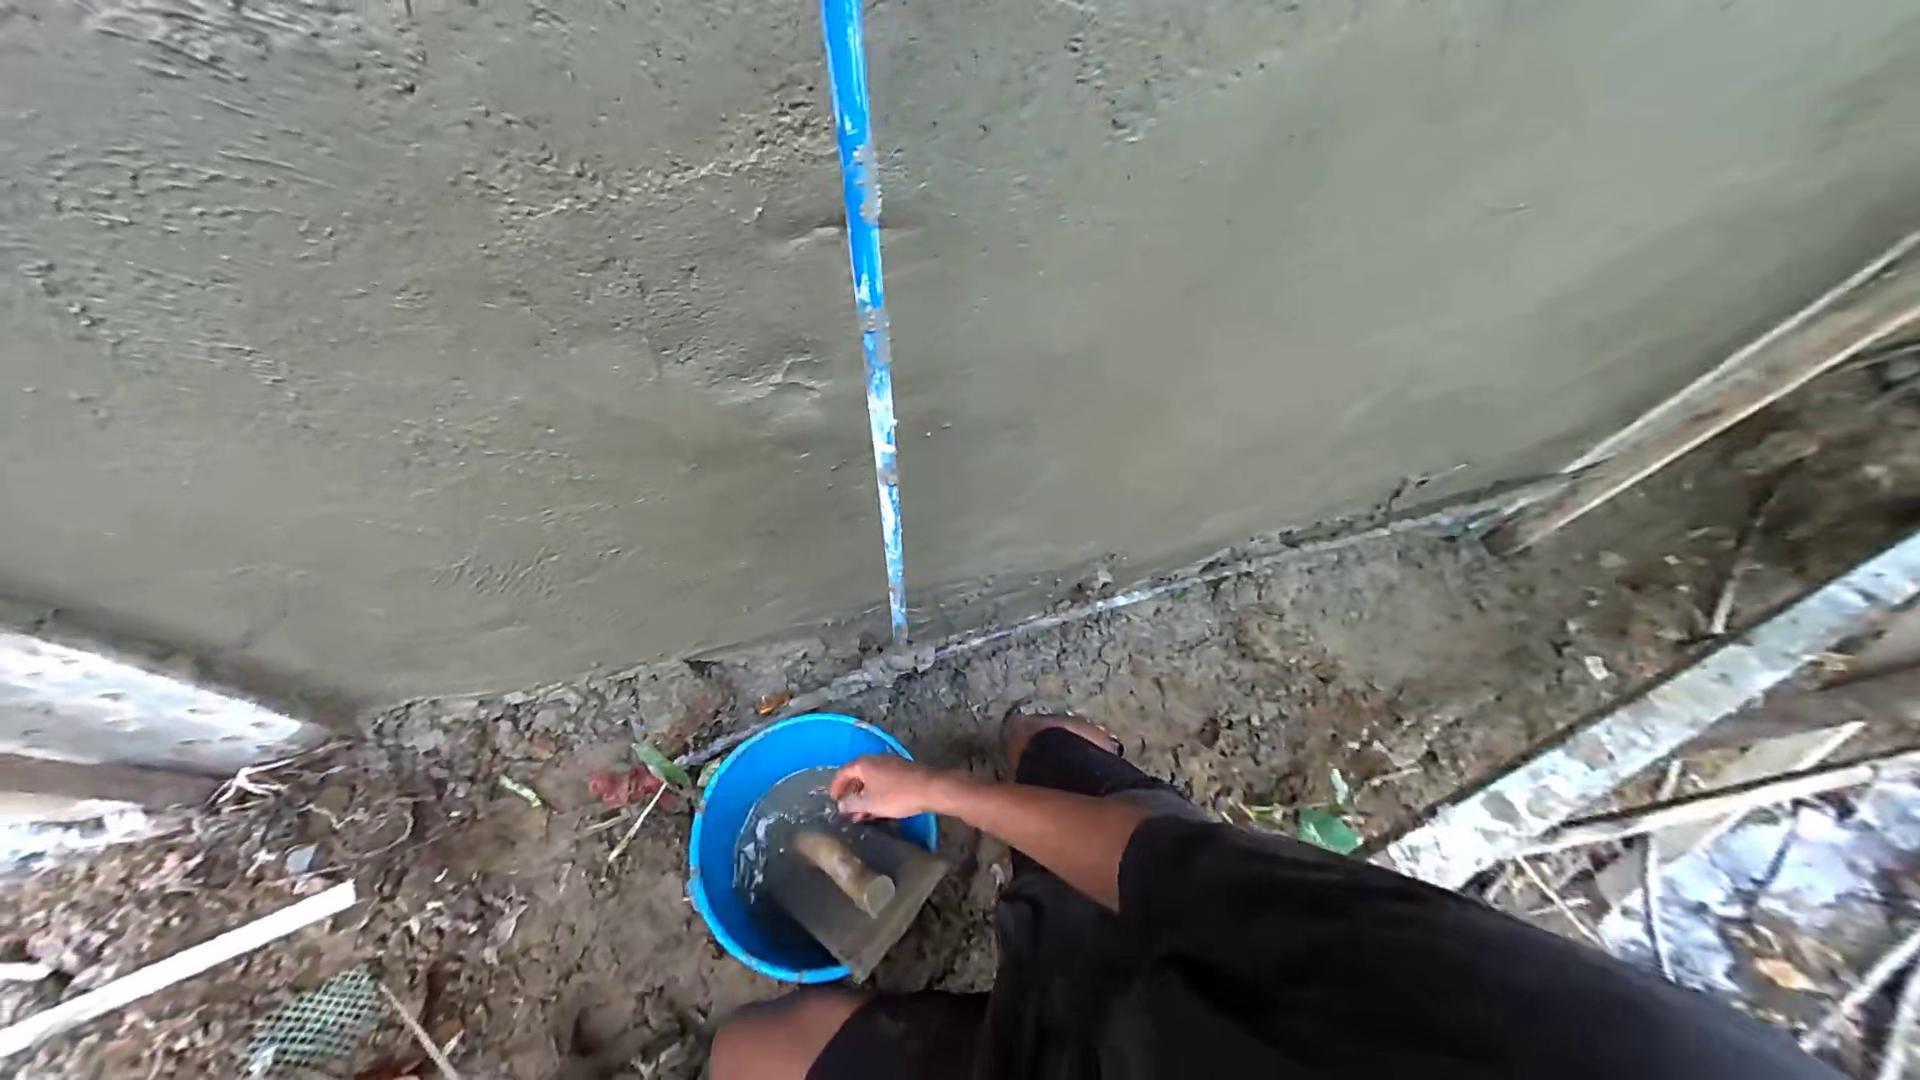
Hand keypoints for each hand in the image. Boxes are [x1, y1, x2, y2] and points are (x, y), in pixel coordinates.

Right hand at [830, 755, 956, 819]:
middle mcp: (875, 759)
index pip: (843, 772)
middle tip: (847, 810)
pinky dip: (876, 793)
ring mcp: (890, 763)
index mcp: (864, 763)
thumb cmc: (895, 795)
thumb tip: (841, 803)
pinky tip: (878, 808)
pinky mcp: (902, 770)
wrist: (929, 788)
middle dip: (851, 794)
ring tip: (862, 815)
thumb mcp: (869, 803)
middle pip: (857, 775)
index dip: (836, 787)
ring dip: (864, 796)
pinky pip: (883, 781)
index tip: (833, 800)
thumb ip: (851, 803)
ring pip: (871, 780)